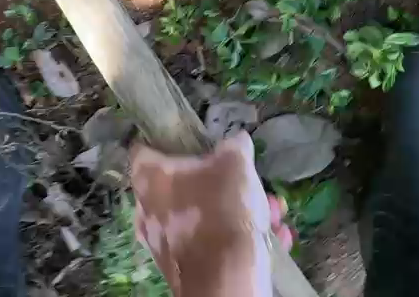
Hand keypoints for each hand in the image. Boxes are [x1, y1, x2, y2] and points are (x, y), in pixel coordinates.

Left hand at [129, 133, 290, 296]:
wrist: (225, 284)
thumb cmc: (222, 212)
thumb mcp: (236, 163)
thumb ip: (235, 145)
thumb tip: (236, 140)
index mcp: (149, 177)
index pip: (144, 146)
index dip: (166, 137)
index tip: (192, 136)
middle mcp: (148, 209)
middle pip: (182, 182)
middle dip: (222, 179)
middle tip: (247, 178)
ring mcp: (163, 243)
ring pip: (203, 214)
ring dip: (238, 208)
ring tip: (272, 210)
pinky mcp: (183, 268)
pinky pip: (211, 242)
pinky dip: (238, 236)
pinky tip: (274, 236)